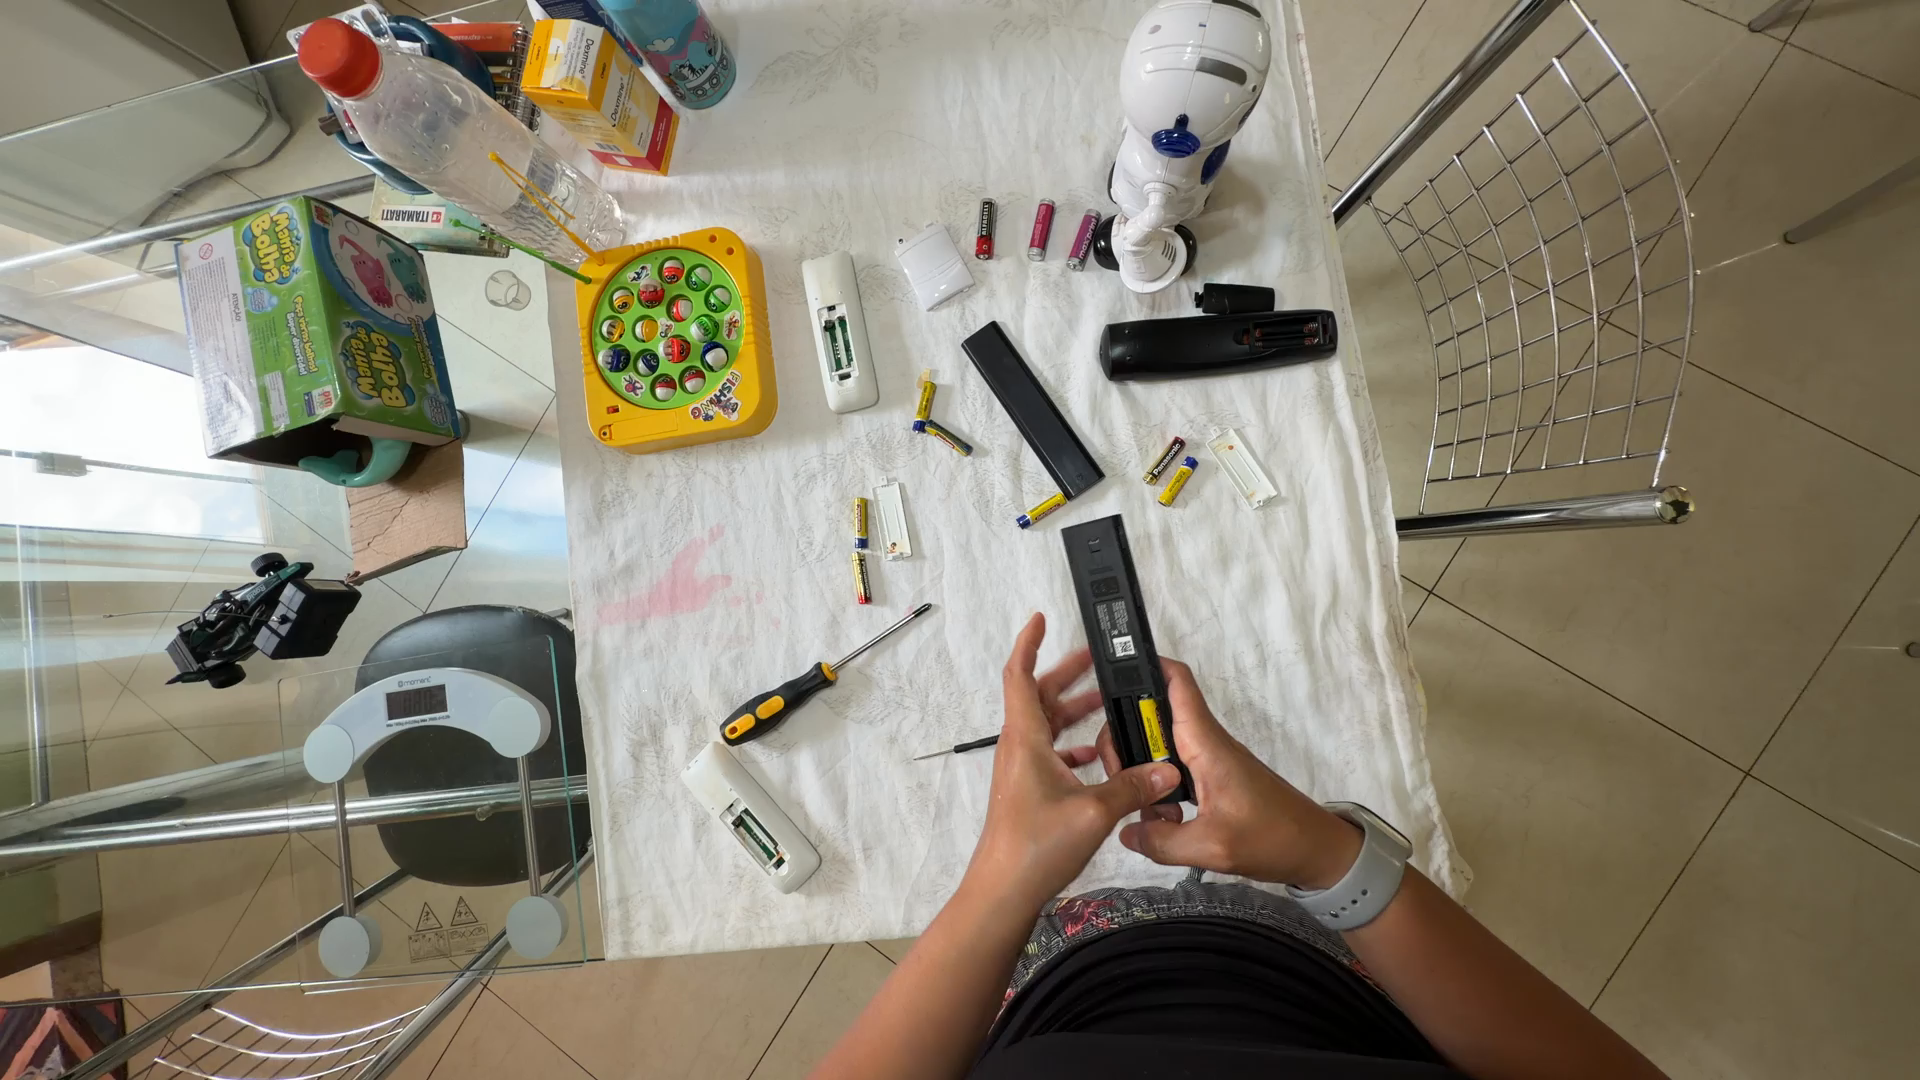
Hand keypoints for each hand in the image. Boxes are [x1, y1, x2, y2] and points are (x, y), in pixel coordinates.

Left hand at [962, 613, 1182, 910]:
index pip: (1020, 674)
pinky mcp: (1028, 790)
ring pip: (1046, 725)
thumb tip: (1169, 769)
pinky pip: (1050, 753)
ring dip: (1071, 709)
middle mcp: (1019, 746)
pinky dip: (1071, 745)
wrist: (1003, 891)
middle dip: (1064, 673)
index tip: (1040, 618)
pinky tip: (1097, 756)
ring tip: (1105, 701)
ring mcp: (1021, 769)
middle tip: (1095, 659)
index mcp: (1025, 737)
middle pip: (1038, 695)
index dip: (1028, 643)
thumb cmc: (1037, 844)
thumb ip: (1133, 786)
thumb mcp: (1094, 811)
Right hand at [1104, 658, 1361, 889]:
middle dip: (1125, 735)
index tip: (1115, 673)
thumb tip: (1126, 831)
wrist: (1317, 851)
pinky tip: (1155, 814)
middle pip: (1152, 714)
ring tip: (1134, 800)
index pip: (1177, 682)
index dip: (1147, 665)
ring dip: (1139, 766)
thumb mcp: (1212, 848)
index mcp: (1205, 743)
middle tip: (1115, 773)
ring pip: (1158, 744)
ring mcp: (1206, 759)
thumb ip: (1162, 842)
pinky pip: (1170, 768)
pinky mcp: (1210, 777)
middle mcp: (1203, 742)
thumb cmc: (1273, 838)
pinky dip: (1155, 784)